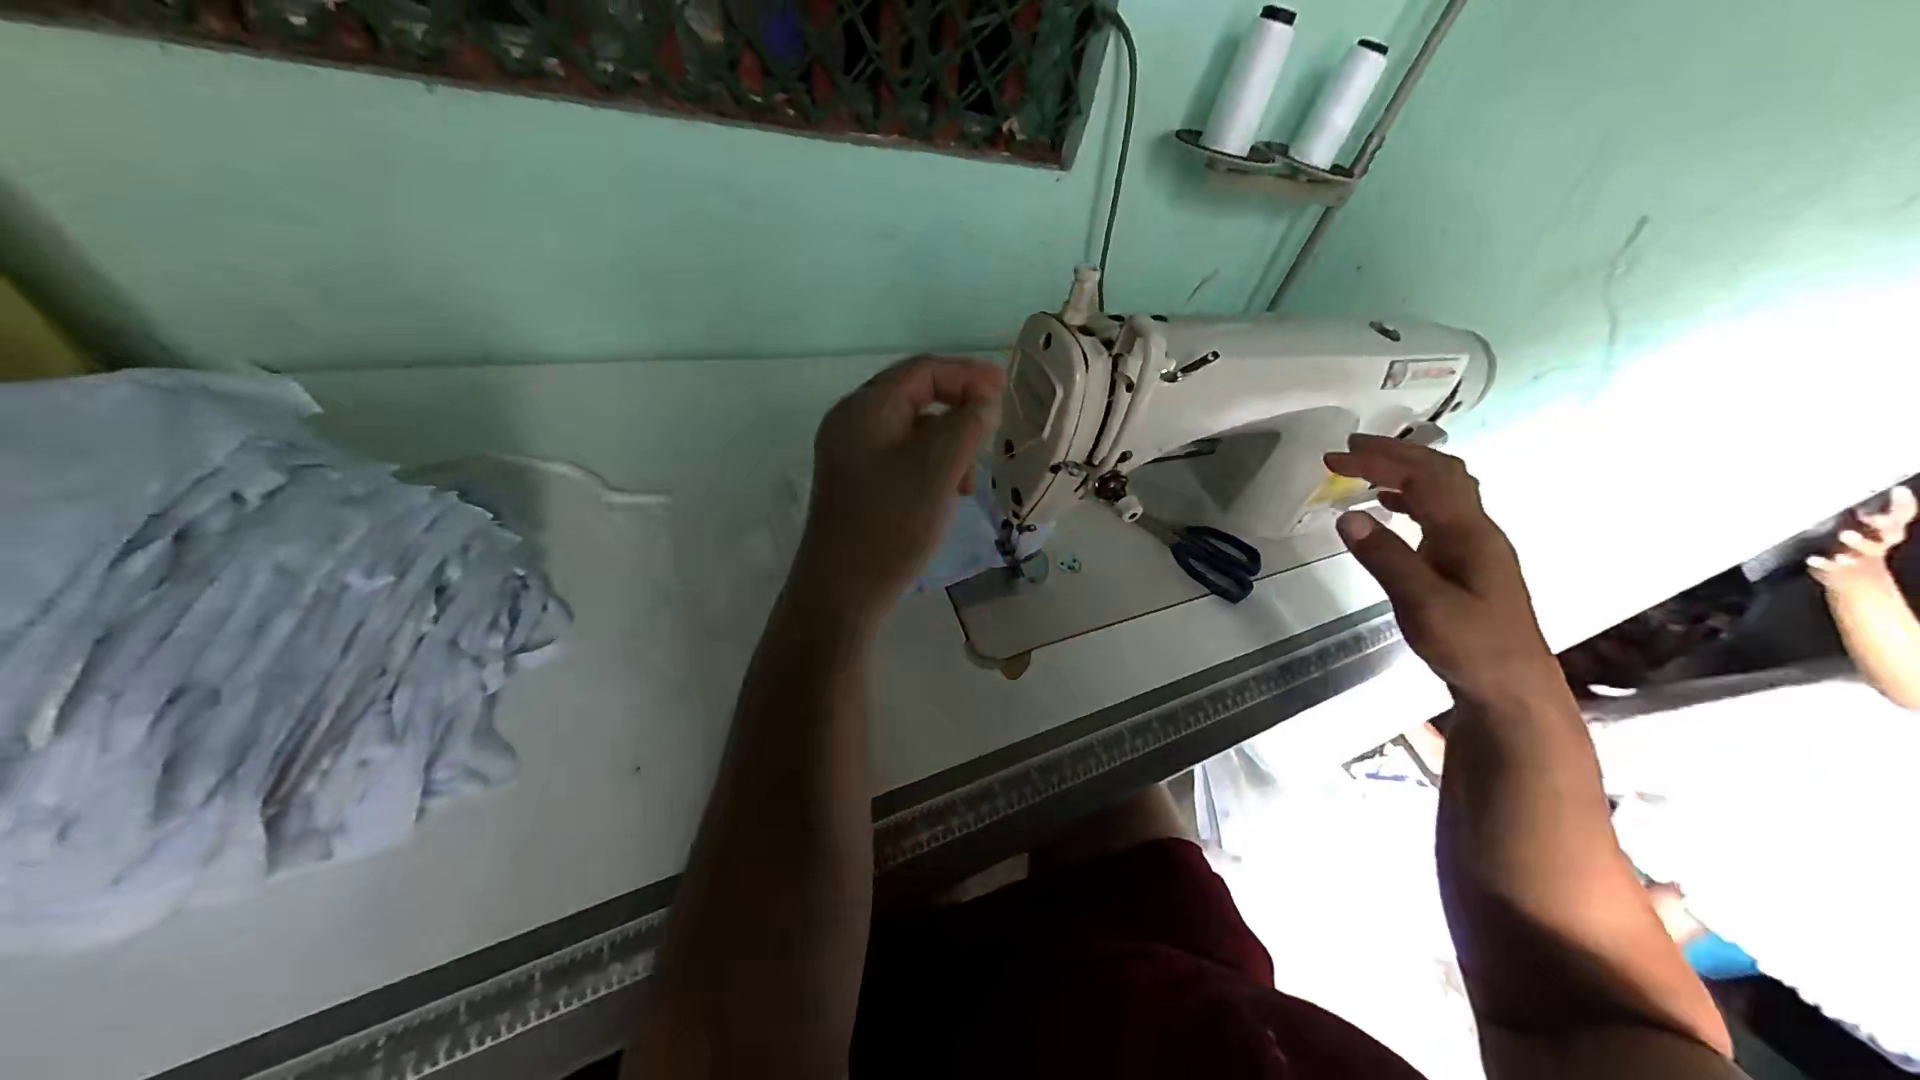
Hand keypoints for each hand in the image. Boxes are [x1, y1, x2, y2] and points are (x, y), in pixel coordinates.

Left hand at [790, 355, 1004, 622]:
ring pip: (911, 429)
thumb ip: (966, 425)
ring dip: (948, 442)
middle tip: (992, 429)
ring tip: (969, 479)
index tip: (1005, 392)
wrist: (841, 593)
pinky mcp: (856, 482)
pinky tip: (947, 492)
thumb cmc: (890, 525)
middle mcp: (851, 422)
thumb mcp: (937, 469)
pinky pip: (901, 456)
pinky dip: (931, 464)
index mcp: (864, 408)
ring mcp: (850, 454)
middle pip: (915, 395)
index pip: (922, 370)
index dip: (968, 374)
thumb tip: (982, 402)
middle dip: (959, 409)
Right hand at [1324, 435, 1557, 706]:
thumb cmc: (1471, 647)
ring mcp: (1475, 545)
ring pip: (1444, 489)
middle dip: (1395, 453)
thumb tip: (1347, 516)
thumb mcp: (1423, 606)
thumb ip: (1386, 559)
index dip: (1380, 461)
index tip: (1335, 457)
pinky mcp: (1467, 561)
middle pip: (1441, 472)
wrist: (1512, 688)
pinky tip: (1387, 505)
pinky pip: (1438, 511)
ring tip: (1364, 467)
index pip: (1424, 478)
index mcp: (1469, 534)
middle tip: (1349, 448)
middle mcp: (1477, 530)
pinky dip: (1409, 496)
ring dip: (1404, 470)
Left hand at [1807, 485, 1914, 588]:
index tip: (1897, 490)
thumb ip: (1881, 510)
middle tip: (1870, 516)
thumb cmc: (1863, 544)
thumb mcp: (1875, 527)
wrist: (1857, 580)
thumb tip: (1891, 488)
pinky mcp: (1838, 568)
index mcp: (1887, 530)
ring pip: (1864, 550)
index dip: (1903, 504)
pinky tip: (1812, 559)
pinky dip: (1823, 562)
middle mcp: (1878, 543)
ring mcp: (1860, 556)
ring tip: (1846, 534)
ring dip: (1857, 542)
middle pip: (1889, 533)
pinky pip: (1831, 566)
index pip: (1902, 515)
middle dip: (1883, 524)